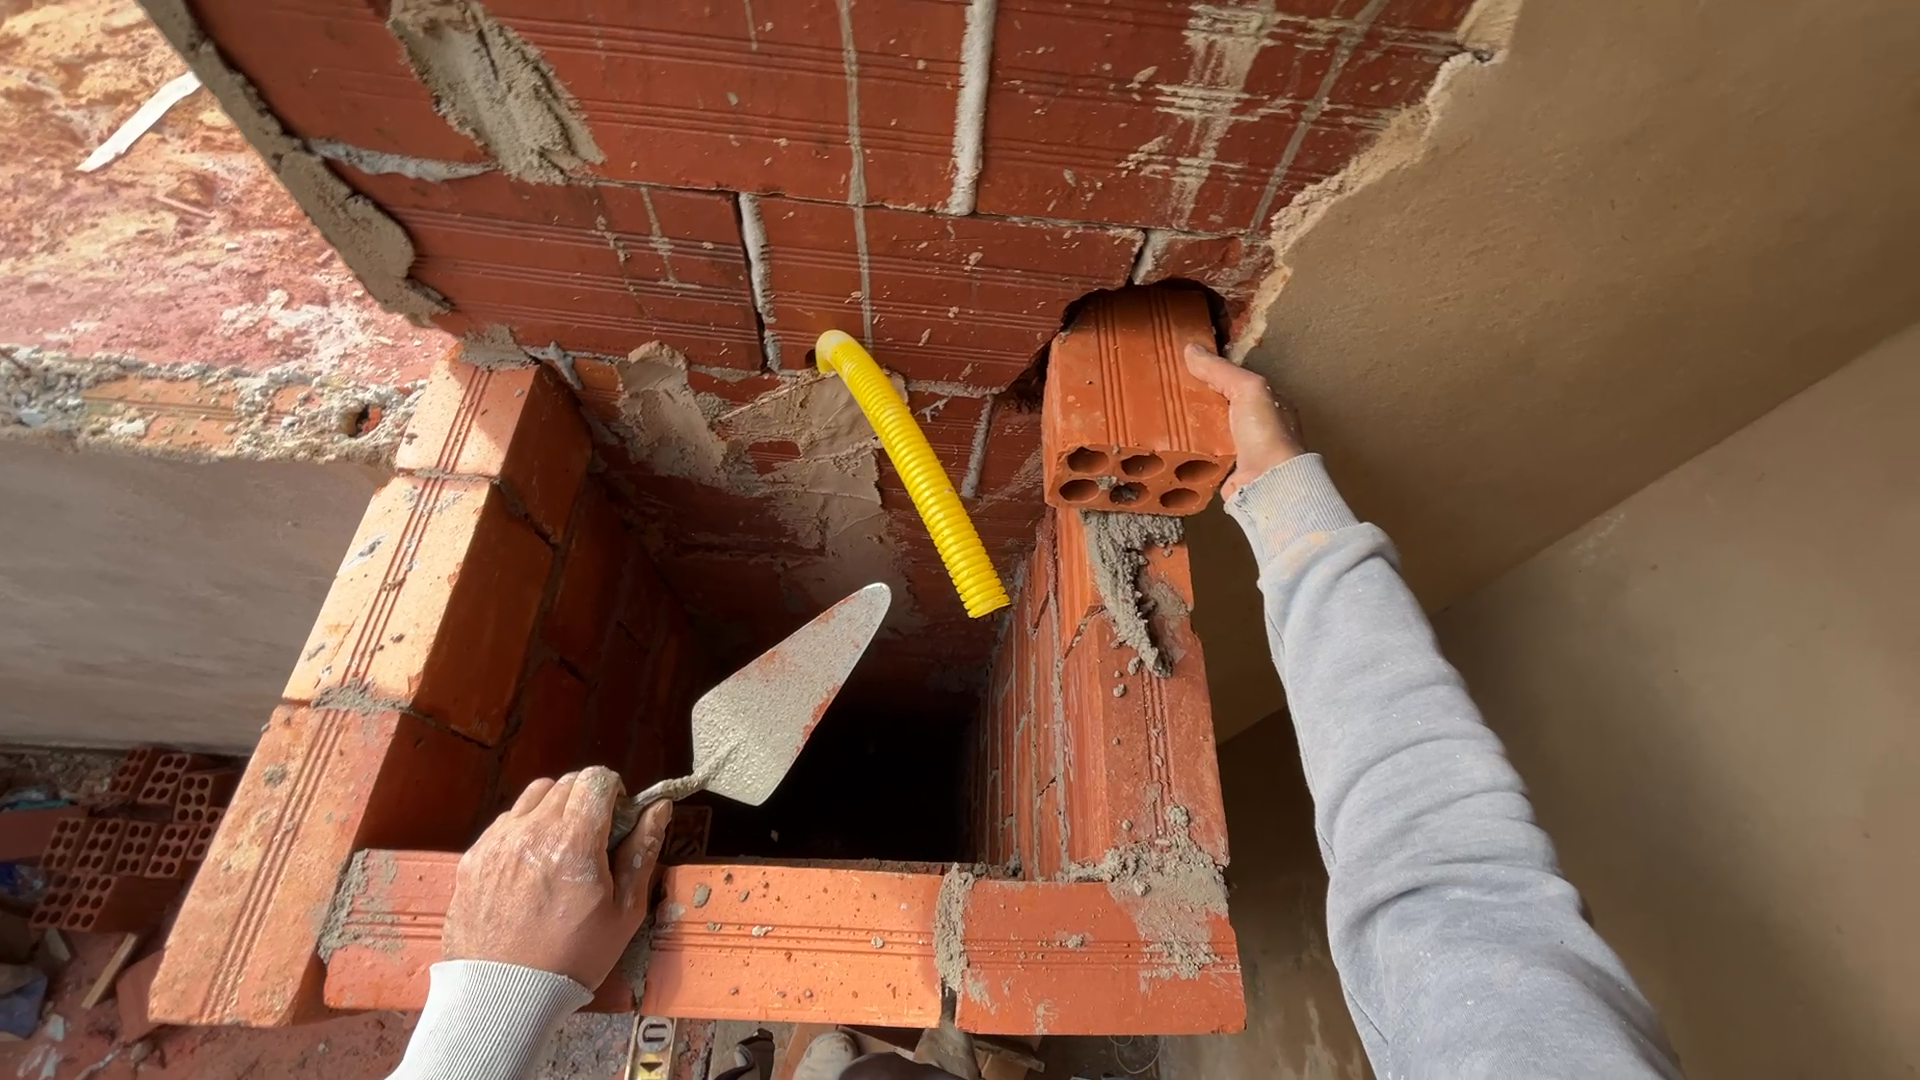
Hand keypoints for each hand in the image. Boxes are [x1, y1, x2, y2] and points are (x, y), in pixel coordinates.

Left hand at [444, 766, 673, 987]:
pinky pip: (506, 821)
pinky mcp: (472, 860)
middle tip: (594, 835)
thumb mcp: (625, 909)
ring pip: (534, 795)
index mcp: (574, 840)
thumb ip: (643, 849)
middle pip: (567, 782)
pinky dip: (525, 827)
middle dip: (588, 798)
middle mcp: (532, 831)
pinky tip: (531, 862)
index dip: (615, 791)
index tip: (618, 819)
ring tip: (560, 845)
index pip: (597, 779)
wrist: (501, 999)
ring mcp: (497, 843)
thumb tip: (659, 807)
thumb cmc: (573, 956)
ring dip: (555, 808)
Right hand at [1184, 343, 1304, 498]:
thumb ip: (1220, 370)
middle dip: (1200, 402)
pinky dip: (1190, 451)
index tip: (1189, 371)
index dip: (1215, 376)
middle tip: (1172, 394)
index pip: (1238, 383)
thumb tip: (1191, 350)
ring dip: (1193, 428)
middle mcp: (1258, 428)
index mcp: (1270, 404)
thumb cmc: (1266, 433)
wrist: (1267, 482)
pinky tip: (1173, 444)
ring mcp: (1243, 451)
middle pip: (1222, 408)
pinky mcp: (1226, 471)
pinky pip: (1203, 456)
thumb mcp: (1247, 389)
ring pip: (1211, 433)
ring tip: (1166, 418)